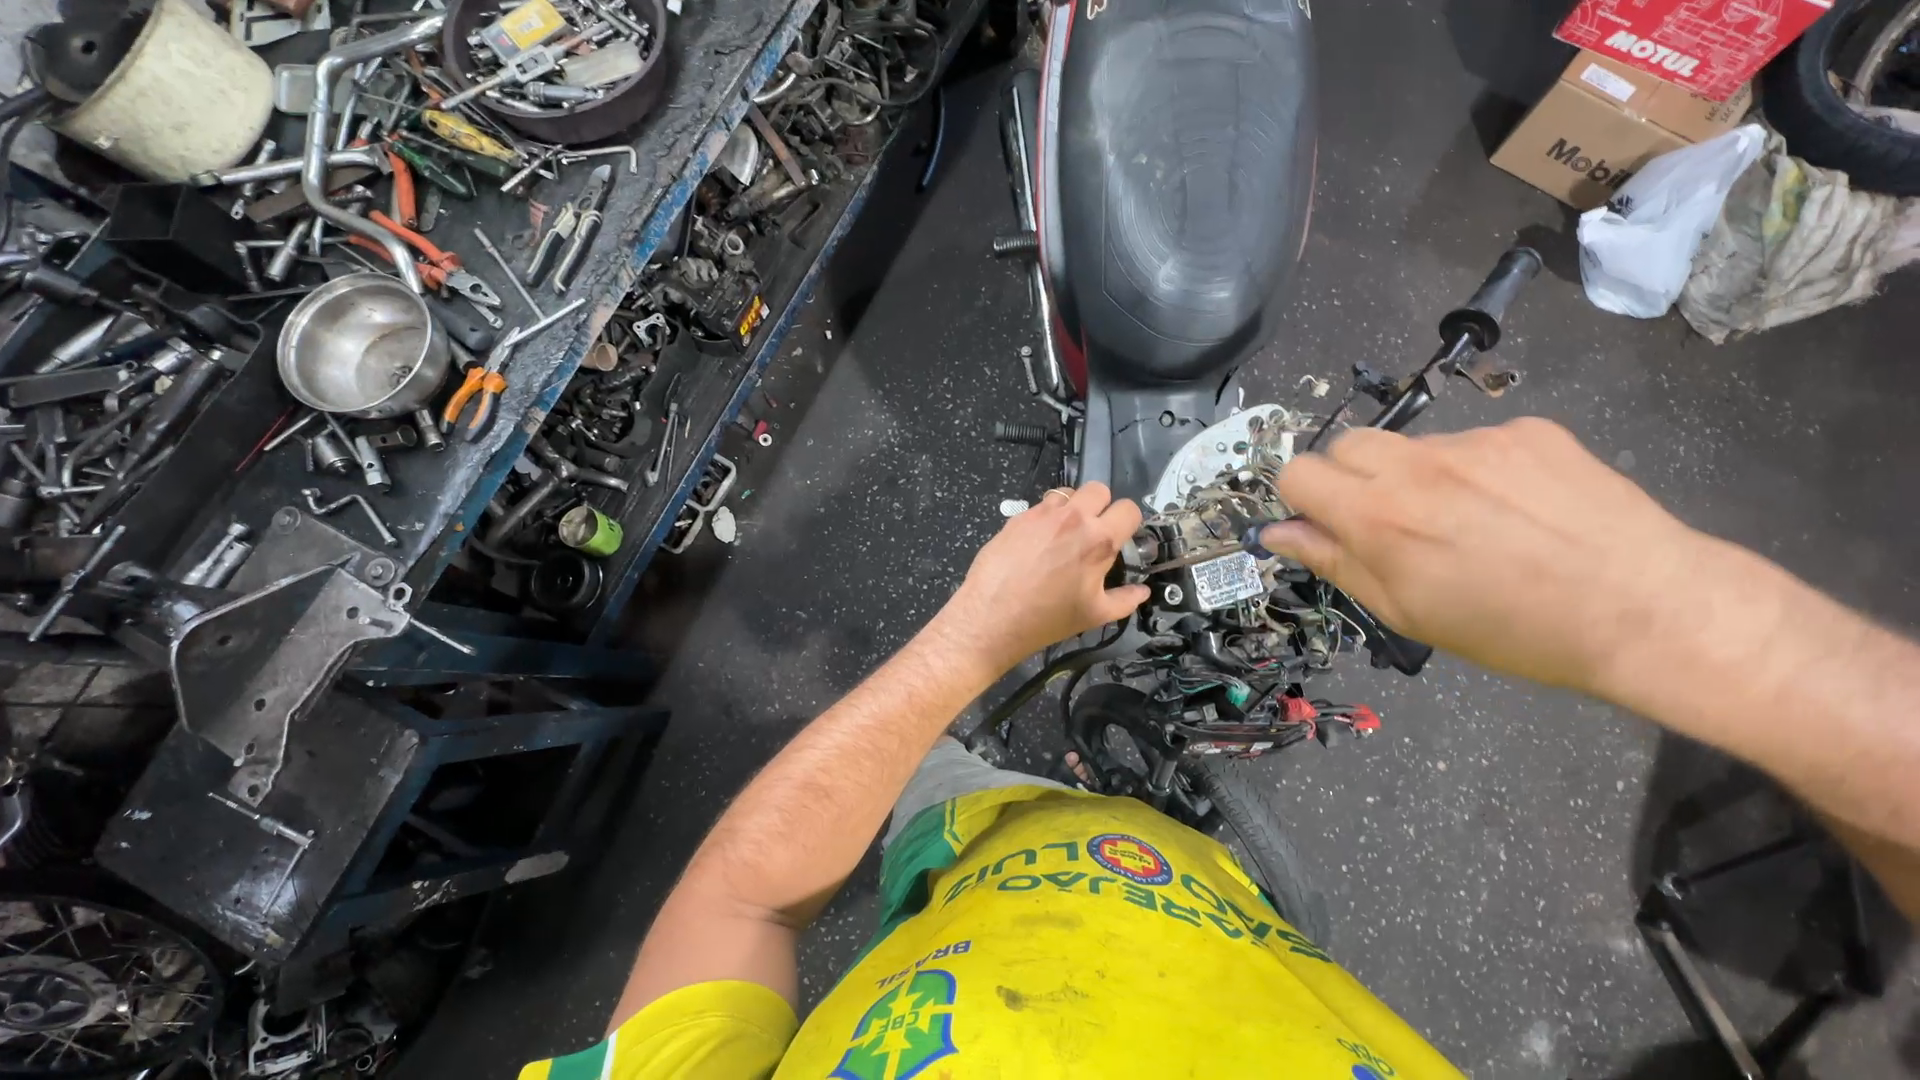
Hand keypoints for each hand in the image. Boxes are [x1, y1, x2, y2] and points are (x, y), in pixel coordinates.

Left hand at [935, 483, 1150, 675]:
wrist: (992, 616)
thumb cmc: (1048, 618)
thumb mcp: (1095, 615)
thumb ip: (1125, 599)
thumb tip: (1142, 591)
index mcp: (1098, 540)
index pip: (1128, 509)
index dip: (1129, 522)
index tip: (1121, 536)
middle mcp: (1073, 518)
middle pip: (1099, 489)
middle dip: (1102, 506)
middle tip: (1094, 531)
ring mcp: (1042, 514)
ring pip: (1068, 492)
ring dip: (1073, 507)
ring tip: (1066, 533)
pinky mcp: (1018, 517)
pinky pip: (1041, 505)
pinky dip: (1047, 517)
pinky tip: (1039, 541)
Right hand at [1258, 418, 1719, 694]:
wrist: (1647, 609)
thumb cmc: (1513, 630)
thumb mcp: (1406, 611)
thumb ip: (1335, 562)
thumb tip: (1277, 533)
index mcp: (1379, 517)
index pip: (1298, 472)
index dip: (1304, 500)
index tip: (1328, 524)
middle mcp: (1419, 466)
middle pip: (1346, 445)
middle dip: (1351, 478)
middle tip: (1390, 522)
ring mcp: (1478, 441)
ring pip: (1412, 444)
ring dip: (1415, 475)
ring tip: (1467, 521)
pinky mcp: (1529, 430)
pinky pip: (1474, 442)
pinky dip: (1476, 470)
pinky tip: (1515, 509)